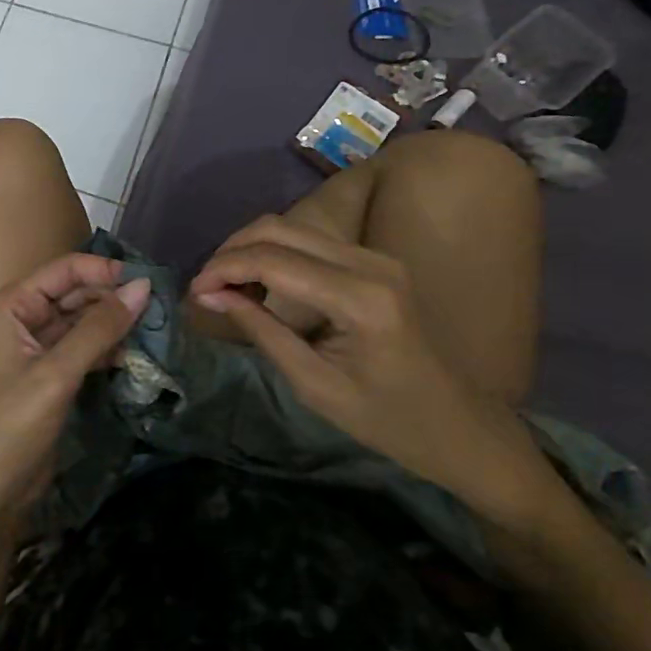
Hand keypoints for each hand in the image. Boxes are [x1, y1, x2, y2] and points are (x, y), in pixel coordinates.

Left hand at [0, 254, 149, 533]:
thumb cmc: (12, 428)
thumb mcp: (56, 374)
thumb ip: (100, 328)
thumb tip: (144, 286)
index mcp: (13, 306)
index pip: (66, 269)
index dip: (106, 271)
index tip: (147, 284)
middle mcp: (24, 318)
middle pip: (78, 291)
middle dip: (115, 297)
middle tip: (159, 307)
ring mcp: (39, 346)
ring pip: (86, 319)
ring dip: (117, 323)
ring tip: (155, 328)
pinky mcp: (54, 373)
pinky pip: (87, 346)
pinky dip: (110, 347)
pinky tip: (136, 354)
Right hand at [188, 216, 557, 513]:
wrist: (456, 423)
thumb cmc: (387, 420)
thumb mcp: (315, 385)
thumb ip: (262, 331)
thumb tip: (212, 295)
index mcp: (360, 297)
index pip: (275, 259)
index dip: (225, 267)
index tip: (194, 292)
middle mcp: (370, 261)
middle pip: (281, 228)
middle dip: (233, 249)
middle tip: (205, 285)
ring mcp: (377, 255)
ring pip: (295, 228)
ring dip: (254, 248)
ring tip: (225, 285)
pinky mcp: (376, 260)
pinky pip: (313, 242)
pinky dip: (278, 254)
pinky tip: (260, 282)